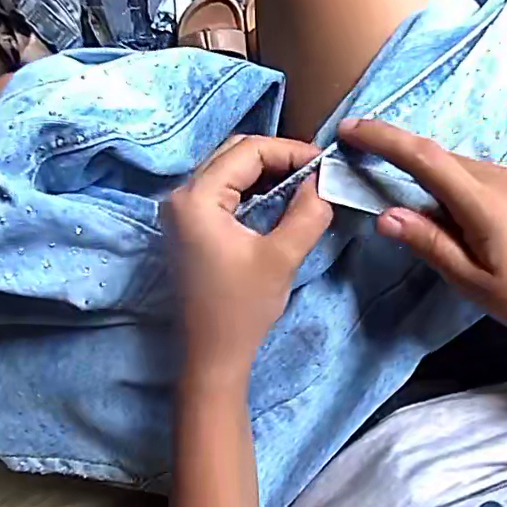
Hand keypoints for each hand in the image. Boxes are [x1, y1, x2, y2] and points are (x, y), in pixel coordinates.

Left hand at [164, 135, 333, 382]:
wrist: (212, 355)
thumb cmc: (242, 309)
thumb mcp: (282, 258)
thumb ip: (308, 214)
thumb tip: (323, 182)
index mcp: (196, 198)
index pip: (247, 151)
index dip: (290, 151)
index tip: (325, 163)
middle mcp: (181, 197)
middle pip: (234, 154)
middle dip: (278, 158)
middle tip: (316, 172)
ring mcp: (182, 213)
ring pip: (229, 172)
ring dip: (267, 173)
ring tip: (304, 183)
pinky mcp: (190, 229)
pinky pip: (224, 193)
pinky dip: (254, 191)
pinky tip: (280, 200)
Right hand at [339, 118, 506, 353]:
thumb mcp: (472, 282)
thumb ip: (429, 243)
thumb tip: (385, 215)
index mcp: (487, 205)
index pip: (425, 158)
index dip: (384, 139)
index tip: (352, 129)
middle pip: (446, 161)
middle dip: (412, 169)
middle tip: (393, 198)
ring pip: (470, 169)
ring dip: (445, 185)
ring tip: (448, 229)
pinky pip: (493, 178)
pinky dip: (471, 190)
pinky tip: (479, 224)